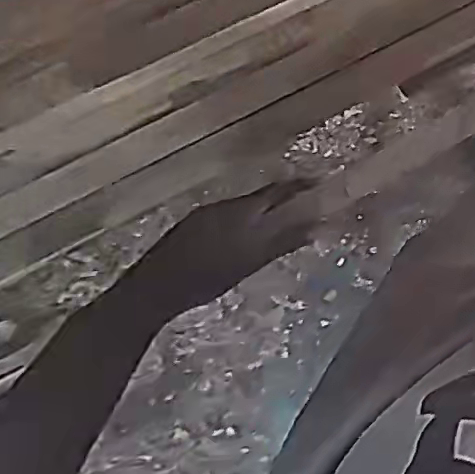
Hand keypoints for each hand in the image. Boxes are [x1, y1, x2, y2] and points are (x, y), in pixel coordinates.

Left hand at [117, 182, 316, 324]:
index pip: (281, 191)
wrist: (153, 289)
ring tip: (283, 215)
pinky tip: (249, 228)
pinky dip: (247, 215)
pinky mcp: (196, 219)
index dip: (303, 186)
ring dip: (267, 205)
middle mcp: (230, 207)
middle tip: (309, 196)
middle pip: (266, 193)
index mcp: (246, 214)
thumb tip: (318, 229)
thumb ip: (284, 243)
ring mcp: (211, 211)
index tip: (322, 185)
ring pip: (249, 202)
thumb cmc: (207, 281)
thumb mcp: (251, 264)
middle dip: (288, 192)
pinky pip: (232, 210)